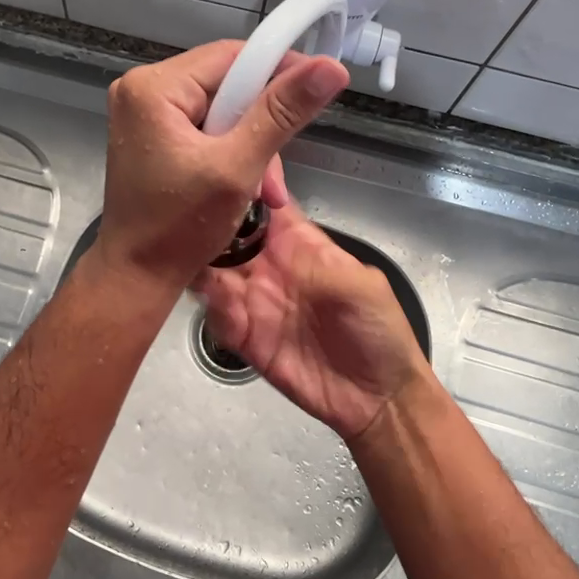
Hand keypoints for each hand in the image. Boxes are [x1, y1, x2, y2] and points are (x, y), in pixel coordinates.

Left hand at [95, 42, 348, 292]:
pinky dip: (230, 152)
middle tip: (276, 176)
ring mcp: (144, 113)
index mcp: (153, 88)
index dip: (278, 69)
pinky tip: (245, 186)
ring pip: (221, 109)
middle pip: (227, 84)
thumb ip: (282, 114)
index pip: (231, 56)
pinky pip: (205, 127)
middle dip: (262, 126)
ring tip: (264, 192)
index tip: (316, 91)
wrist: (136, 277)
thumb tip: (329, 69)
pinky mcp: (151, 135)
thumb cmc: (179, 228)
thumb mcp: (237, 168)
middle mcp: (142, 90)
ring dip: (251, 146)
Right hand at [196, 203, 427, 438]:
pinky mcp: (245, 337)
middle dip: (212, 226)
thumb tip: (273, 241)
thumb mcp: (364, 287)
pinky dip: (213, 308)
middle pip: (230, 236)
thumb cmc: (380, 332)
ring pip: (214, 272)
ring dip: (203, 265)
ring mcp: (254, 301)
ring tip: (200, 263)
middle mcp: (270, 267)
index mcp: (300, 245)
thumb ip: (320, 263)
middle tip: (198, 225)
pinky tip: (223, 306)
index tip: (226, 178)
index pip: (266, 206)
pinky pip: (217, 316)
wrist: (378, 400)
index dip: (246, 188)